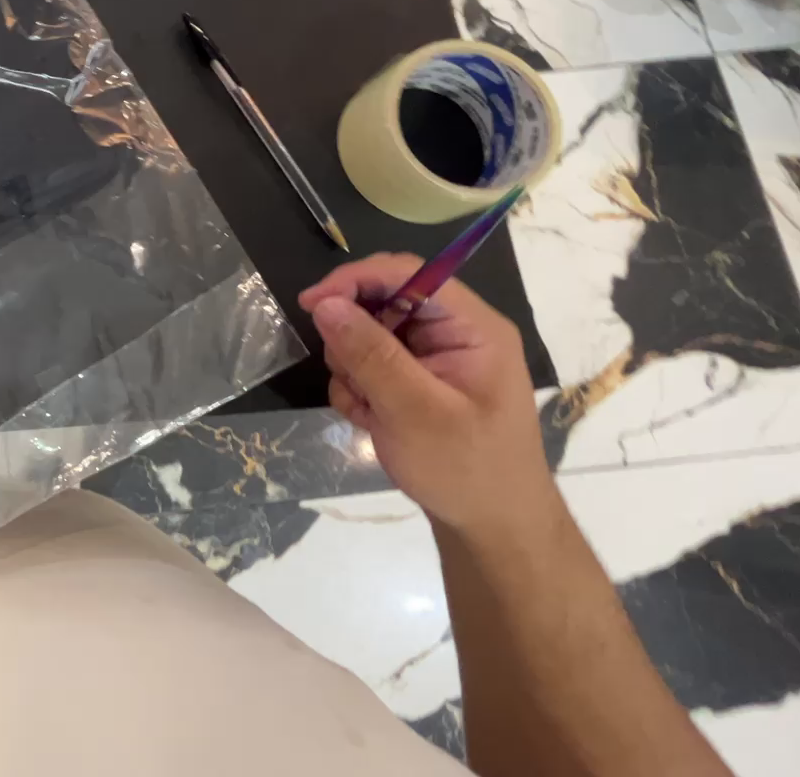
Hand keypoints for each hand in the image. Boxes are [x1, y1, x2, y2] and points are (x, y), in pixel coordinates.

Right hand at [299, 253, 557, 542]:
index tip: (311, 304)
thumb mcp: (414, 411)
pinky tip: (371, 419)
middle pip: (380, 301)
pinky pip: (363, 363)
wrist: (489, 526)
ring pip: (364, 333)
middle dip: (352, 338)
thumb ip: (369, 354)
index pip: (409, 274)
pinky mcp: (411, 378)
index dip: (356, 279)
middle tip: (351, 378)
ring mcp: (430, 356)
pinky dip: (355, 388)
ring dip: (352, 369)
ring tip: (369, 410)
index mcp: (471, 328)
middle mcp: (451, 333)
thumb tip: (325, 304)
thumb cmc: (466, 468)